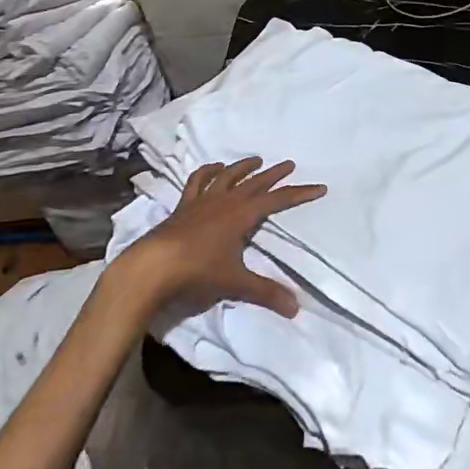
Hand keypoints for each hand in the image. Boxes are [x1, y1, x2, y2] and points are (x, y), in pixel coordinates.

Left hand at [109, 157, 325, 318]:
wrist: (150, 269)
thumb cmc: (196, 273)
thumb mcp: (235, 283)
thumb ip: (266, 292)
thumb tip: (296, 308)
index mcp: (242, 215)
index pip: (278, 200)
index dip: (299, 193)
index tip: (319, 187)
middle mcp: (225, 202)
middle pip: (255, 182)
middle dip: (274, 174)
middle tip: (289, 164)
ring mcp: (201, 202)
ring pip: (227, 177)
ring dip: (243, 167)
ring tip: (255, 160)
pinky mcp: (182, 207)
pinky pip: (197, 182)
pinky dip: (207, 172)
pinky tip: (214, 168)